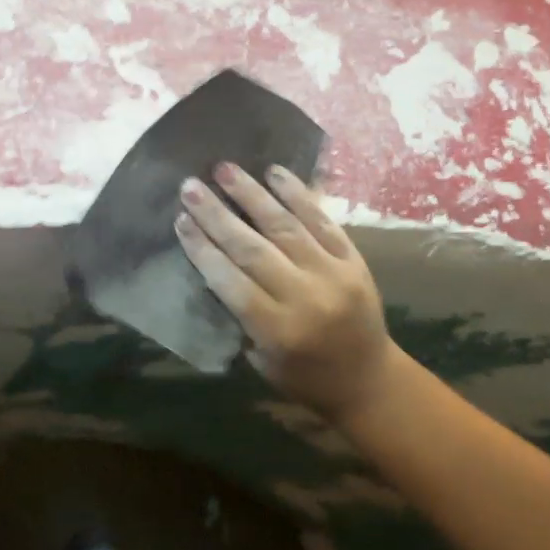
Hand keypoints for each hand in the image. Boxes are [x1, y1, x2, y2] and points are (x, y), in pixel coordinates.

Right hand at [175, 164, 399, 422]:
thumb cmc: (304, 377)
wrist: (369, 381)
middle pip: (253, 248)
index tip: (180, 220)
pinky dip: (298, 195)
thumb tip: (213, 263)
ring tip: (225, 168)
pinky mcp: (354, 260)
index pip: (231, 280)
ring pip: (285, 225)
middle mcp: (305, 297)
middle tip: (191, 186)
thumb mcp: (262, 359)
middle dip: (217, 215)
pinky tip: (275, 173)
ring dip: (252, 194)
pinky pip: (322, 221)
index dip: (203, 248)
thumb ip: (240, 315)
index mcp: (277, 330)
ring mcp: (333, 274)